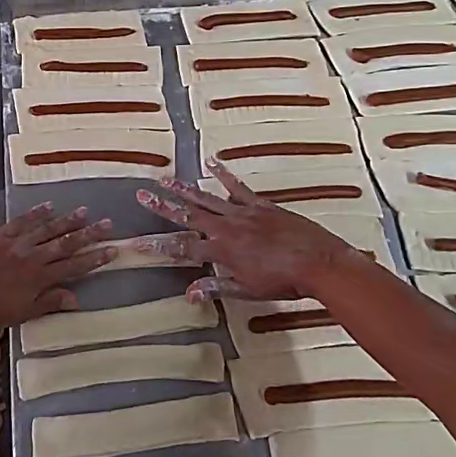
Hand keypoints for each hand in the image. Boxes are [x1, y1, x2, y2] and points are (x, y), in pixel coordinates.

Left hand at [0, 203, 115, 332]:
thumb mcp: (22, 313)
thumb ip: (49, 302)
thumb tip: (76, 299)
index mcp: (40, 277)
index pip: (75, 266)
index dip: (95, 258)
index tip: (113, 249)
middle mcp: (33, 256)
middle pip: (66, 243)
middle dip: (89, 234)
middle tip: (108, 224)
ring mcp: (16, 243)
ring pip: (48, 228)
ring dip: (68, 220)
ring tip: (85, 211)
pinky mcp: (0, 235)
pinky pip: (23, 221)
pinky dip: (37, 213)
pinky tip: (49, 206)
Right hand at [136, 160, 367, 301]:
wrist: (317, 262)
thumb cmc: (283, 282)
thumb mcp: (248, 290)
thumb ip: (218, 287)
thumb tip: (190, 294)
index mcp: (222, 252)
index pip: (183, 249)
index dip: (159, 246)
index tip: (138, 241)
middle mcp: (227, 228)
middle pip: (188, 216)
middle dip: (163, 206)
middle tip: (142, 195)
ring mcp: (243, 213)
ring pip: (208, 198)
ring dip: (185, 189)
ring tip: (165, 178)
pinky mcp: (260, 205)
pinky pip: (238, 187)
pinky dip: (224, 174)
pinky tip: (212, 162)